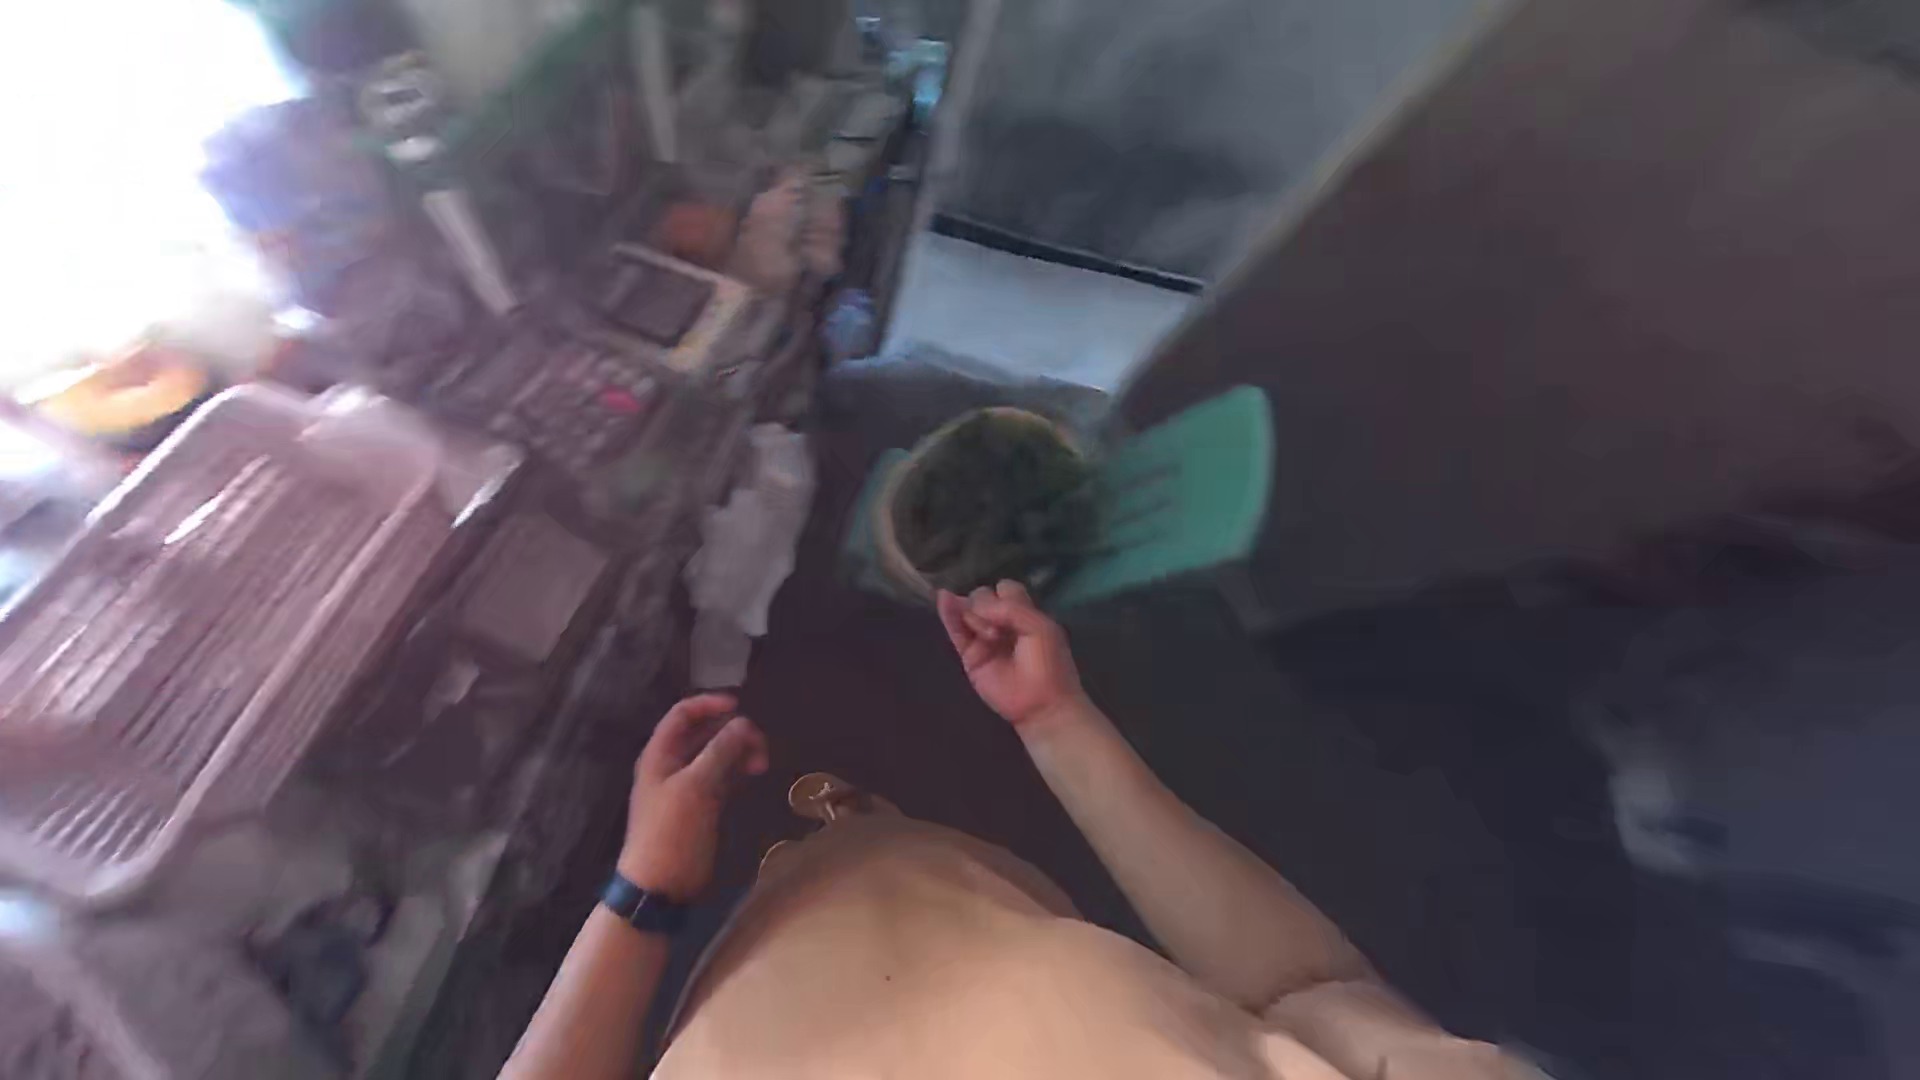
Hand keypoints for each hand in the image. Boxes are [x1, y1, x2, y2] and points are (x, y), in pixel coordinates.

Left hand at [618, 694, 769, 900]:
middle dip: (735, 731)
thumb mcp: (696, 786)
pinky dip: (740, 769)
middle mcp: (674, 763)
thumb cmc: (672, 832)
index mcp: (661, 754)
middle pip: (707, 731)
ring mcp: (689, 784)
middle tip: (760, 742)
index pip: (684, 713)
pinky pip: (725, 774)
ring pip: (720, 753)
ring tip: (761, 763)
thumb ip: (721, 750)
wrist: (660, 888)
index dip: (710, 703)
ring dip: (741, 751)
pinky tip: (754, 775)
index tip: (740, 705)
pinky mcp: (704, 803)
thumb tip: (744, 722)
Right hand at [936, 580, 1088, 732]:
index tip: (1007, 609)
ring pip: (967, 611)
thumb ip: (1011, 608)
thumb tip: (976, 605)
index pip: (1004, 589)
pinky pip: (956, 631)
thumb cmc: (1048, 664)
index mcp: (1023, 613)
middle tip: (998, 631)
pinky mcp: (970, 656)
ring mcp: (984, 638)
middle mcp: (1001, 622)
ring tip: (988, 635)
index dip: (1002, 594)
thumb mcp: (1039, 626)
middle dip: (985, 606)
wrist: (1041, 704)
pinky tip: (943, 599)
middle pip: (982, 597)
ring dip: (971, 613)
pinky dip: (948, 615)